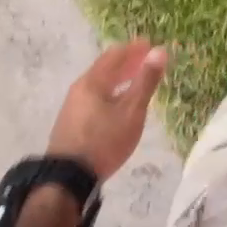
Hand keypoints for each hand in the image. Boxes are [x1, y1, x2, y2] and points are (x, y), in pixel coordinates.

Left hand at [47, 38, 169, 181]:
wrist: (67, 181)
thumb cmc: (104, 140)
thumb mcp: (131, 111)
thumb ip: (146, 81)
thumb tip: (159, 51)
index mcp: (93, 81)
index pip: (115, 54)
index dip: (134, 48)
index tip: (151, 45)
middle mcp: (79, 89)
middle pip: (105, 68)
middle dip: (127, 63)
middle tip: (146, 62)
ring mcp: (72, 107)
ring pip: (99, 84)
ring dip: (119, 79)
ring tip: (135, 83)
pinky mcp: (70, 124)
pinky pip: (93, 98)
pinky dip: (110, 92)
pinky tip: (117, 105)